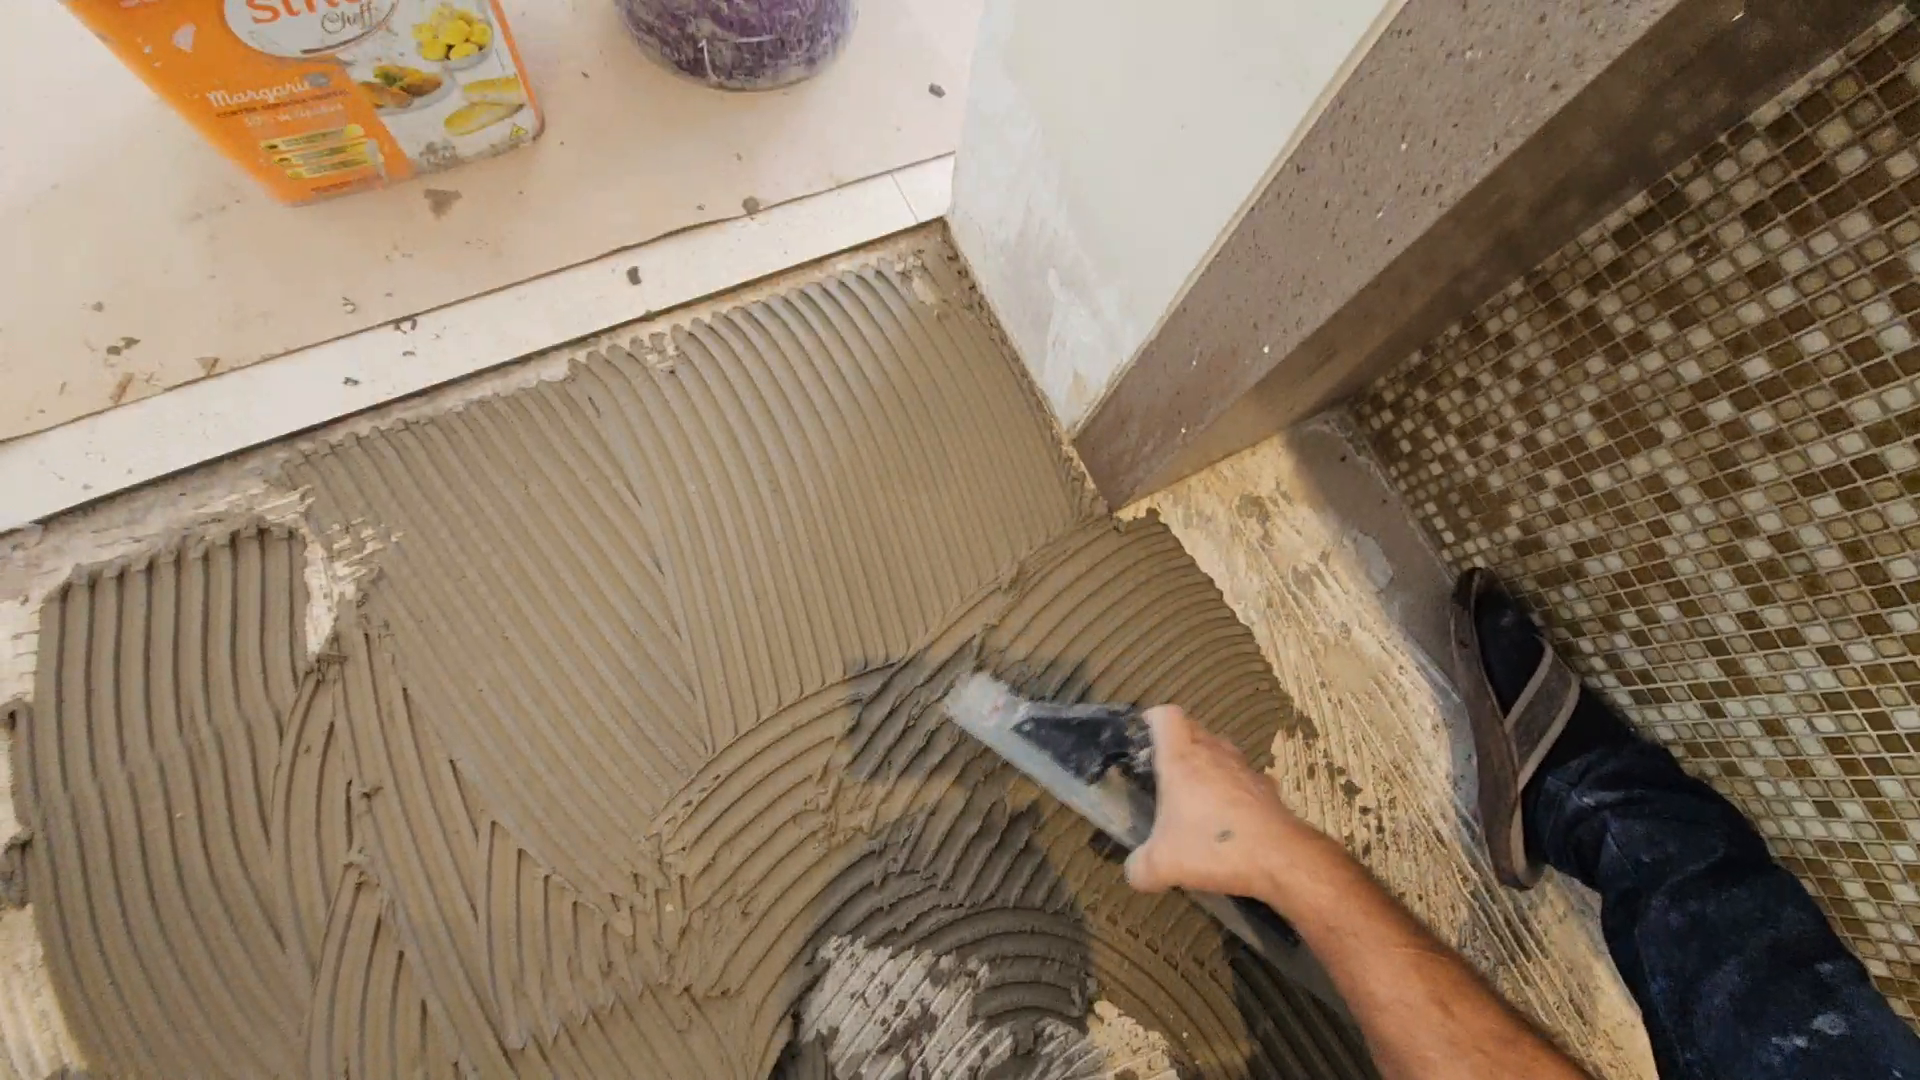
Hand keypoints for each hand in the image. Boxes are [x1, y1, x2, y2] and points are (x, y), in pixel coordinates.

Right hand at [1124, 705, 1302, 898]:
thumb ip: (1140, 867)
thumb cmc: (1213, 847)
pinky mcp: (1267, 788)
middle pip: (1193, 727)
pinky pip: (1244, 776)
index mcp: (1181, 758)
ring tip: (1197, 787)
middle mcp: (1213, 753)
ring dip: (1208, 760)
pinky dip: (1234, 785)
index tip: (1144, 732)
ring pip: (1220, 749)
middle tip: (1165, 765)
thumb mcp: (1163, 865)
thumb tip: (1134, 872)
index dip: (1153, 718)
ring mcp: (1243, 768)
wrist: (1281, 858)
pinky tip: (1230, 812)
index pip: (1166, 717)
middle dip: (1178, 740)